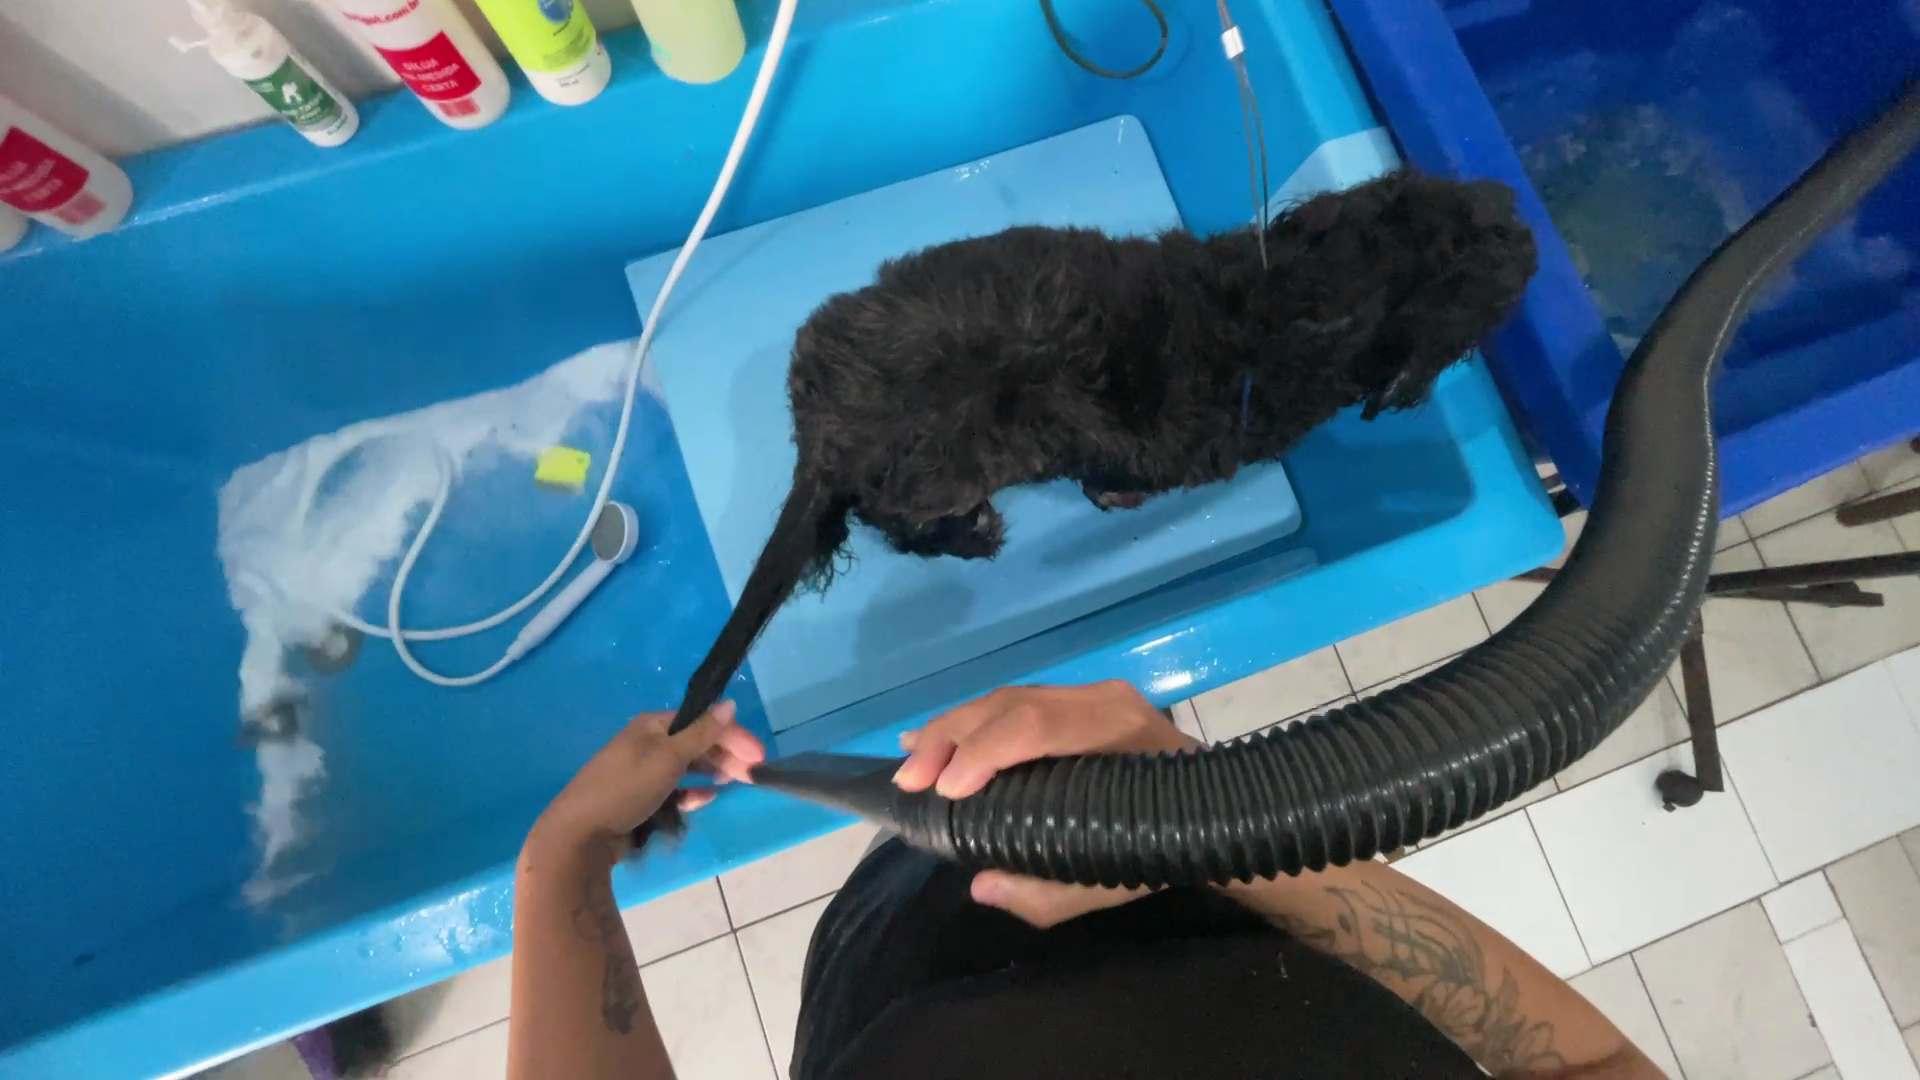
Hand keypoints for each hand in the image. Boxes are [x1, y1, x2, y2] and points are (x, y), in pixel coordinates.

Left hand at [531, 702, 765, 861]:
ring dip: (710, 773)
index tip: (758, 756)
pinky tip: (705, 800)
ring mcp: (640, 772)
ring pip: (686, 767)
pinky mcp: (637, 800)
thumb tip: (730, 703)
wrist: (575, 838)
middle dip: (725, 756)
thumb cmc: (625, 789)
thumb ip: (702, 732)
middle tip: (752, 775)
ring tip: (731, 783)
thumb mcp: (668, 757)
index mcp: (652, 726)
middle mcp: (647, 743)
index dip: (733, 735)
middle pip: (696, 744)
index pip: (703, 722)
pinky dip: (690, 793)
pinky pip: (673, 791)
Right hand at [893, 680, 1199, 926]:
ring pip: (1009, 696)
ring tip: (913, 756)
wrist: (1220, 803)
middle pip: (1012, 703)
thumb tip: (981, 885)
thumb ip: (1051, 892)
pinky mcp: (1082, 696)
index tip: (947, 790)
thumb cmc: (1171, 841)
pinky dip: (975, 720)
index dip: (984, 751)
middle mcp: (1103, 700)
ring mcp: (1093, 691)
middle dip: (952, 736)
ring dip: (954, 725)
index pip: (1037, 725)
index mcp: (1118, 736)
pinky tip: (940, 734)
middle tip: (910, 778)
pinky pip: (1019, 701)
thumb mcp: (1120, 881)